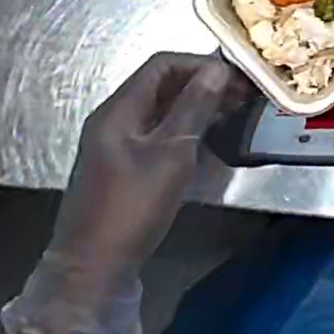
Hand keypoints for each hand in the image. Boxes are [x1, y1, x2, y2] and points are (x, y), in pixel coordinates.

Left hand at [0, 53, 243, 333]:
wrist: (92, 270)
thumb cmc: (133, 206)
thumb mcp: (172, 153)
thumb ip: (194, 107)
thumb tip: (217, 69)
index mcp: (118, 110)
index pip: (162, 65)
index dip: (200, 63)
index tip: (234, 75)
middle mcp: (114, 118)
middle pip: (161, 83)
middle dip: (202, 82)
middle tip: (241, 92)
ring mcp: (117, 141)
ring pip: (162, 106)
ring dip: (197, 102)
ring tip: (233, 109)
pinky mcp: (124, 162)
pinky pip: (158, 127)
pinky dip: (186, 123)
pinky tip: (209, 132)